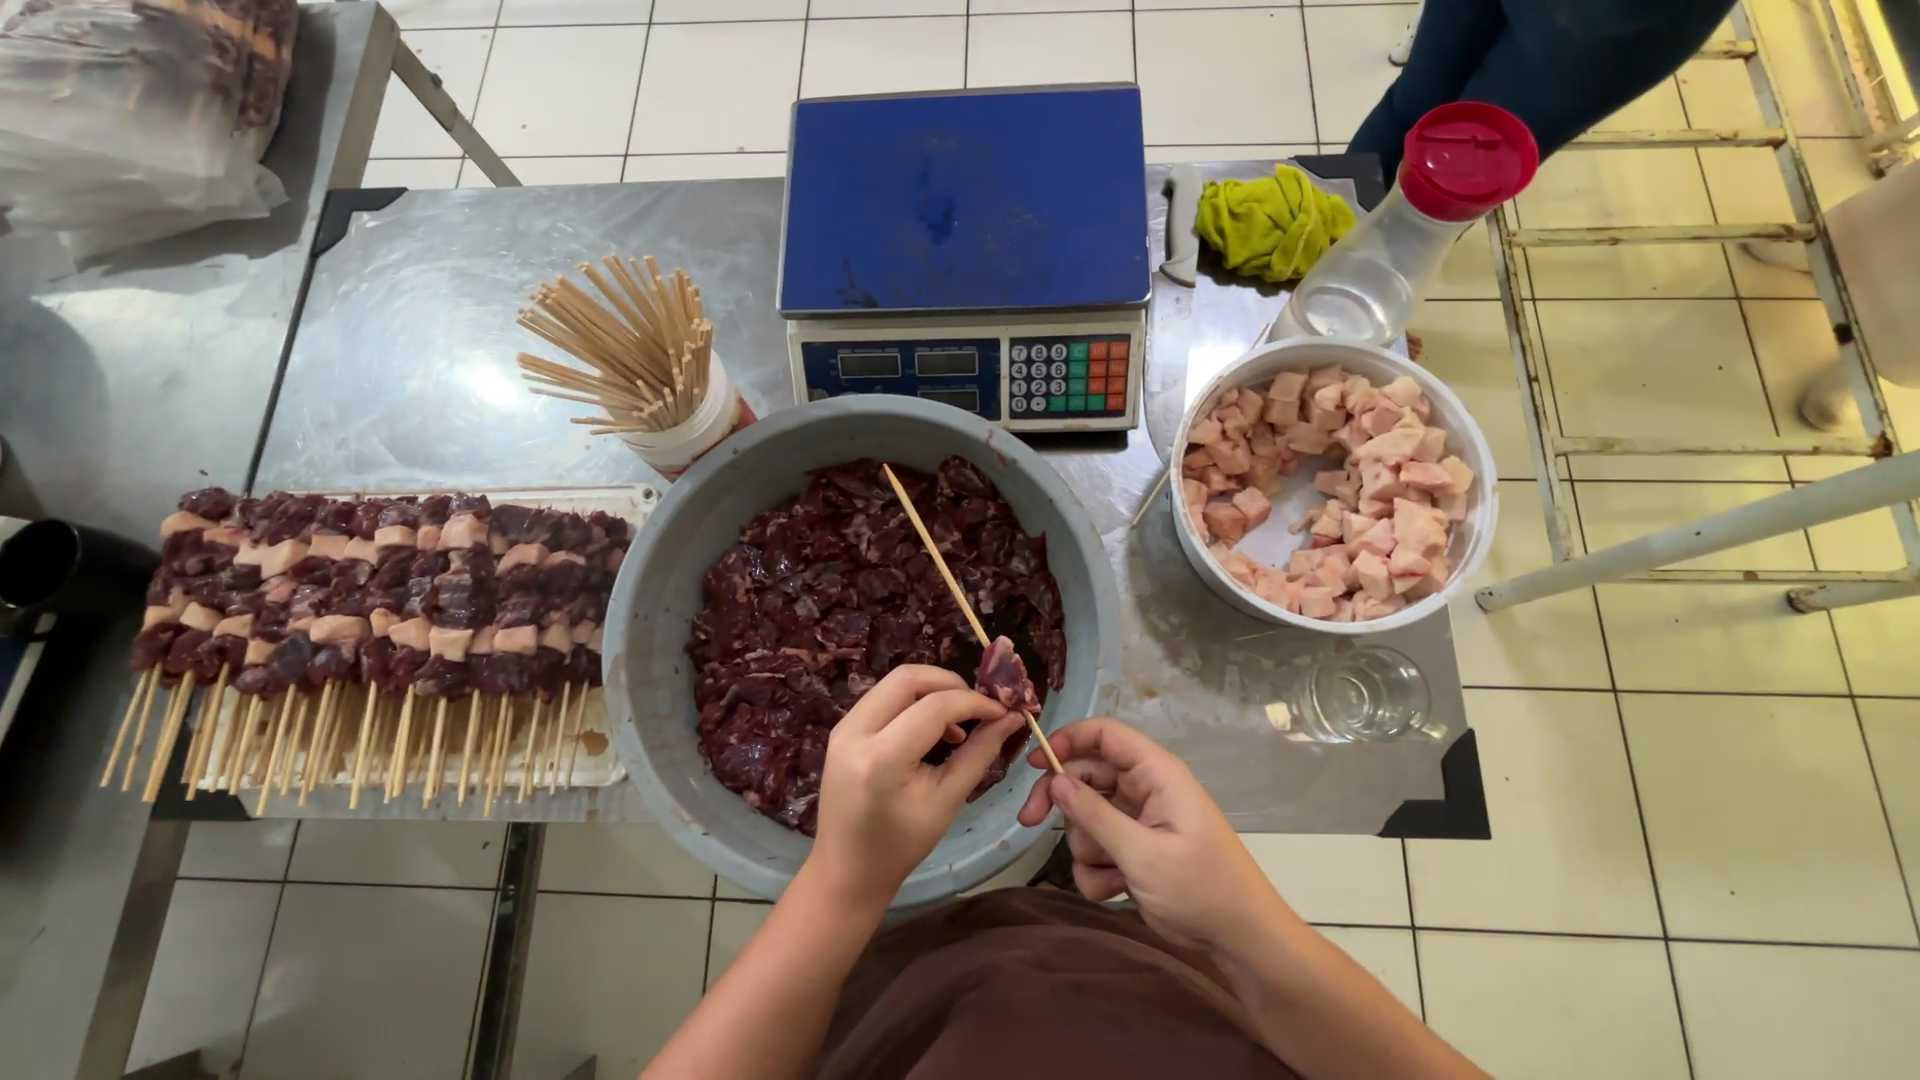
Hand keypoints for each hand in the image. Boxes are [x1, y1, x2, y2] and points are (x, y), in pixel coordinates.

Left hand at [811, 665, 1024, 905]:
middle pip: (908, 678)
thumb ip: (979, 753)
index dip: (974, 702)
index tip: (1003, 711)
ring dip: (932, 690)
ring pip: (894, 682)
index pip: (935, 707)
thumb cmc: (900, 846)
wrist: (847, 871)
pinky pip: (883, 697)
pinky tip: (935, 728)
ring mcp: (843, 728)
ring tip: (959, 722)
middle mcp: (854, 733)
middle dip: (951, 683)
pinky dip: (913, 701)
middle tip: (979, 707)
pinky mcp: (842, 729)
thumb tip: (1011, 718)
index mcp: (880, 760)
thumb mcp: (947, 801)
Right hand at [1017, 717, 1288, 951]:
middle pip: (1085, 776)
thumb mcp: (1144, 854)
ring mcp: (1138, 822)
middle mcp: (1145, 791)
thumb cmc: (1202, 889)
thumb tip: (1055, 780)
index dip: (1068, 739)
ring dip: (1088, 848)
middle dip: (1061, 803)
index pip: (1106, 734)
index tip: (1036, 762)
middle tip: (1028, 822)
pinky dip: (1097, 871)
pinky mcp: (1133, 852)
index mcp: (1156, 774)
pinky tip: (1117, 889)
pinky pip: (1095, 850)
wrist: (1240, 941)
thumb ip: (1096, 816)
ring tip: (1113, 874)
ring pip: (1086, 818)